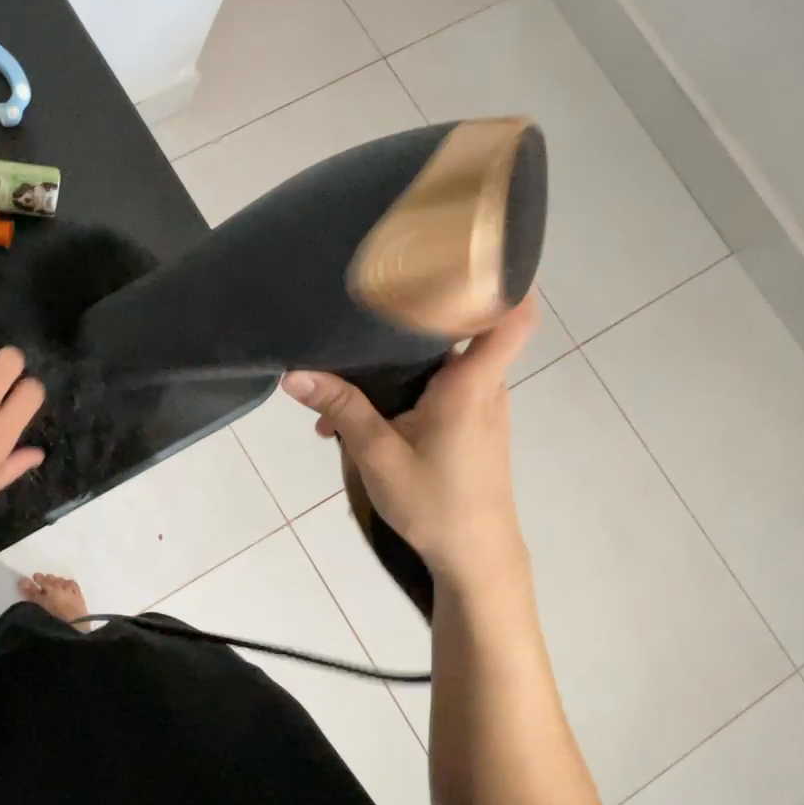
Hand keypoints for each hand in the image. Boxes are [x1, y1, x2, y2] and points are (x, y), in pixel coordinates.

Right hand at [282, 297, 538, 586]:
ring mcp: (477, 409)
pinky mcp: (468, 429)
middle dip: (399, 333)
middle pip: (453, 335)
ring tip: (335, 401)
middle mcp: (480, 389)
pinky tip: (353, 426)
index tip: (481, 245)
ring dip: (387, 377)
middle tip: (352, 326)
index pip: (510, 318)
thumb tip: (294, 374)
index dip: (507, 279)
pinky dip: (396, 400)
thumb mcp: (377, 454)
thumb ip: (342, 408)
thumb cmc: (435, 503)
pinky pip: (432, 394)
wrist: (474, 559)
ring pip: (433, 370)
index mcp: (468, 385)